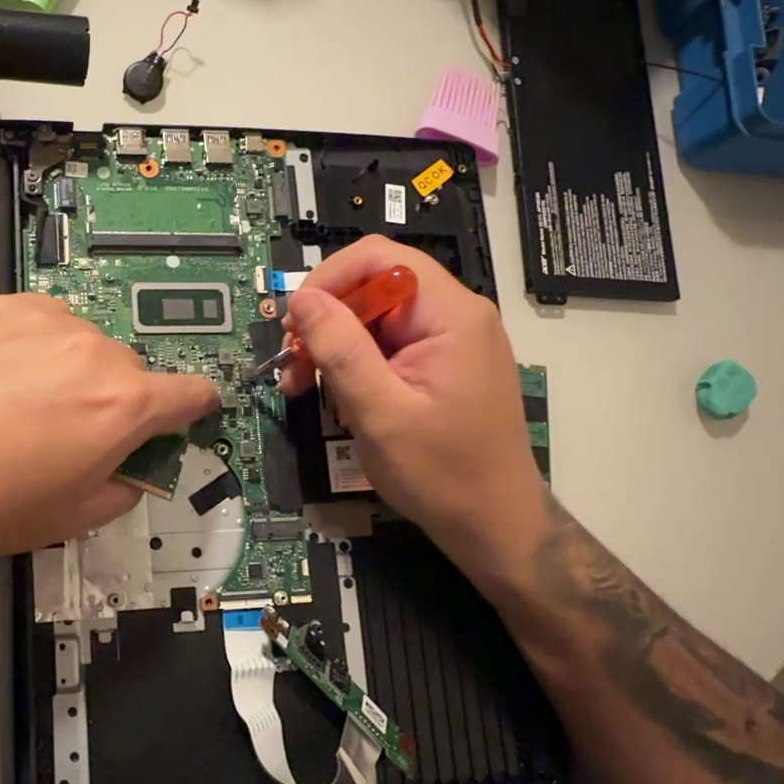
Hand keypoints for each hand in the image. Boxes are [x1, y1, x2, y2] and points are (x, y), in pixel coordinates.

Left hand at [0, 294, 217, 578]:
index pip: (191, 392)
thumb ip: (126, 484)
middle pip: (132, 372)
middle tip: (77, 441)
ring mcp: (38, 321)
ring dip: (73, 374)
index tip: (187, 414)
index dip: (193, 409)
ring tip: (21, 418)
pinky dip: (33, 351)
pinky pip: (40, 326)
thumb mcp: (70, 518)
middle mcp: (87, 350)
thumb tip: (136, 466)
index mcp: (120, 405)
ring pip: (84, 346)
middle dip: (119, 404)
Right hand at [276, 236, 545, 582]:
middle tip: (291, 365)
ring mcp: (450, 341)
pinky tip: (332, 394)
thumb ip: (340, 349)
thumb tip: (301, 298)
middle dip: (325, 320)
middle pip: (374, 287)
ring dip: (332, 346)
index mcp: (450, 315)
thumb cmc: (441, 473)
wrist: (493, 525)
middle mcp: (455, 315)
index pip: (379, 258)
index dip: (328, 279)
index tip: (294, 323)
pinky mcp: (441, 365)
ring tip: (301, 386)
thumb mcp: (380, 412)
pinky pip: (387, 346)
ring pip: (374, 318)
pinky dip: (353, 364)